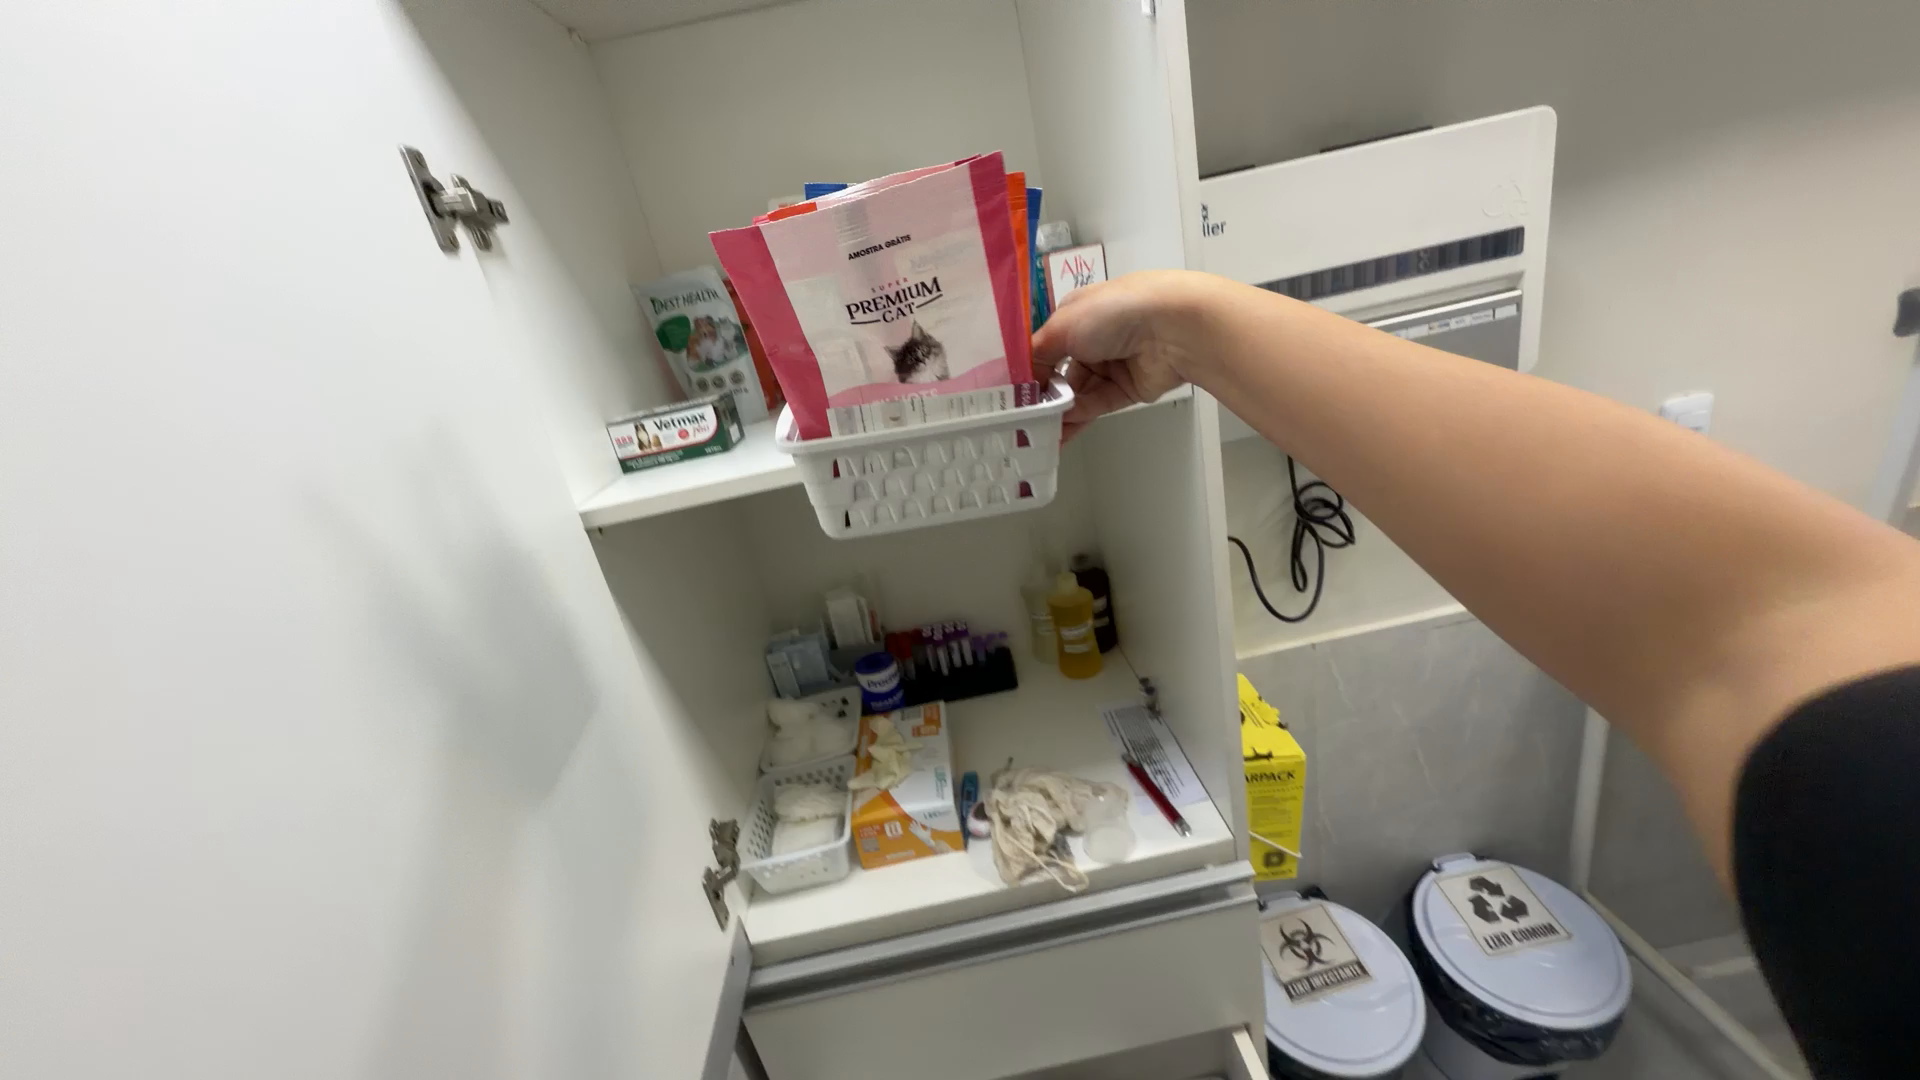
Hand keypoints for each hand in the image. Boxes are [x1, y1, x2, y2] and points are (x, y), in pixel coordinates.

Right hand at [1030, 270, 1213, 440]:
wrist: (1173, 327)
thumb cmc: (1114, 313)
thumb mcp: (1064, 325)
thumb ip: (1037, 353)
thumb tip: (1022, 375)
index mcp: (1077, 315)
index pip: (1045, 346)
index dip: (1028, 368)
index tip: (1009, 392)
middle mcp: (1093, 339)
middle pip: (1059, 373)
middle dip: (1042, 395)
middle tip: (1019, 419)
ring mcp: (1111, 365)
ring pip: (1077, 394)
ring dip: (1058, 411)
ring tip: (1035, 432)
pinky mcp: (1127, 389)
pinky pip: (1096, 406)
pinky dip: (1078, 416)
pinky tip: (1060, 429)